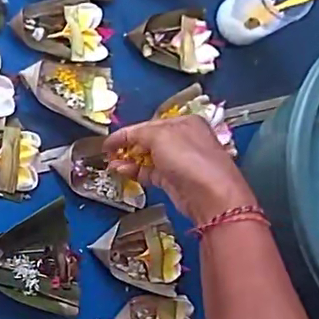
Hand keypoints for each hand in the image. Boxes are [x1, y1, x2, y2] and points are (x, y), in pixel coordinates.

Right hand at [104, 115, 257, 223]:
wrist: (210, 195)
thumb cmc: (190, 159)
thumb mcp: (160, 136)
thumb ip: (138, 133)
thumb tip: (125, 137)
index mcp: (184, 122)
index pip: (149, 124)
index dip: (127, 132)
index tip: (109, 141)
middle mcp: (183, 140)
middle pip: (148, 140)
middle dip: (127, 146)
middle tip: (110, 153)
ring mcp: (179, 162)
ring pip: (148, 158)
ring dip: (129, 161)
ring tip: (113, 164)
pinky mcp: (174, 181)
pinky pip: (150, 173)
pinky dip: (136, 172)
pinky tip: (123, 172)